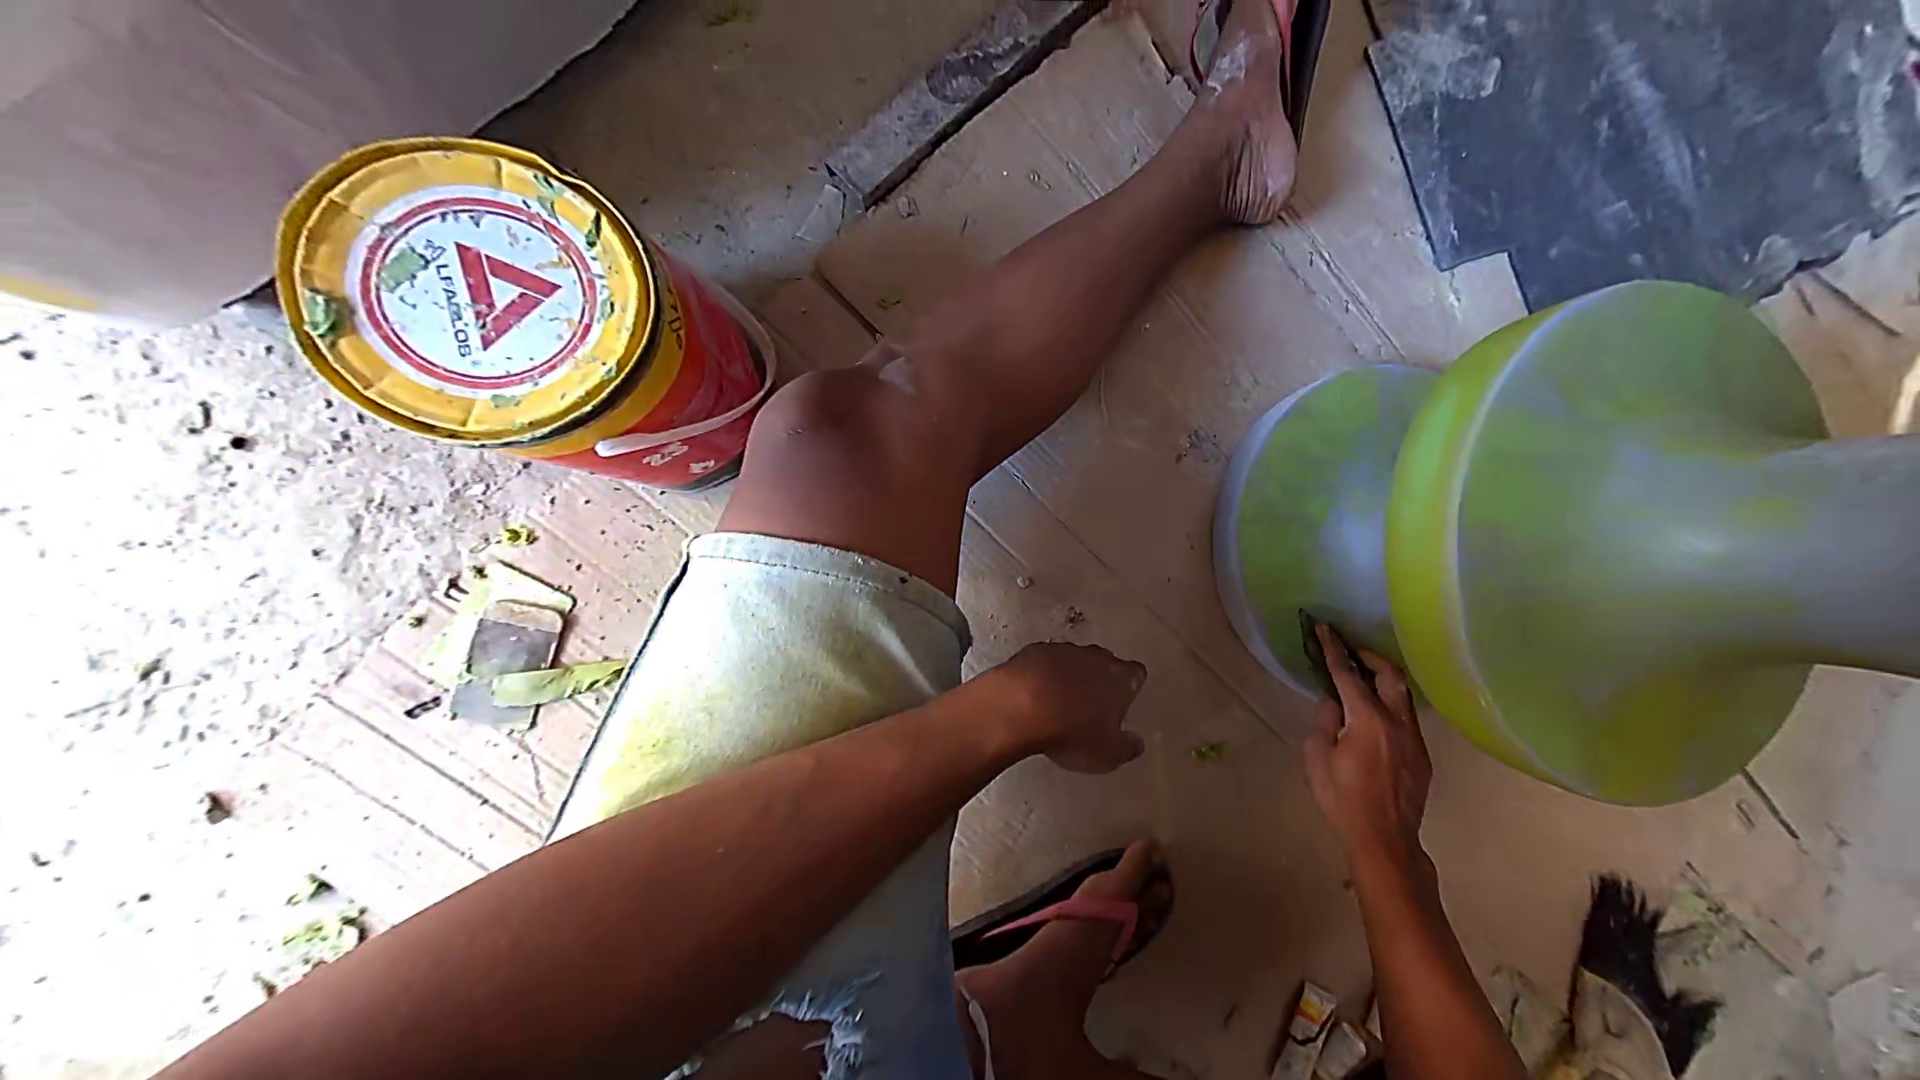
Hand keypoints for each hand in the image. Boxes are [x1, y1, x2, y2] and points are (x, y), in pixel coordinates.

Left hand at [991, 642, 1147, 772]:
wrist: (1021, 707)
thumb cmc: (1072, 731)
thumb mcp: (1107, 754)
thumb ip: (1126, 747)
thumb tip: (1135, 744)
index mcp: (1120, 678)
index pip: (1136, 675)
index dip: (1130, 689)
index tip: (1122, 703)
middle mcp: (1095, 657)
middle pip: (1103, 663)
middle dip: (1097, 681)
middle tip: (1088, 708)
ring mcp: (1062, 650)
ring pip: (1072, 660)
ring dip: (1067, 677)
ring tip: (1056, 705)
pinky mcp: (1033, 651)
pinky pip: (1043, 662)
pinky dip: (1041, 675)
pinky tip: (1032, 696)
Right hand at [1302, 625, 1431, 882]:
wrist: (1384, 839)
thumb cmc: (1341, 797)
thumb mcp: (1316, 756)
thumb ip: (1325, 721)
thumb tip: (1333, 703)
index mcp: (1368, 719)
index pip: (1348, 675)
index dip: (1334, 649)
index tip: (1325, 629)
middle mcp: (1397, 722)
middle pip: (1390, 676)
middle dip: (1369, 657)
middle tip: (1349, 650)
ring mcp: (1415, 740)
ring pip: (1402, 696)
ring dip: (1382, 680)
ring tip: (1361, 677)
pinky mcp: (1422, 756)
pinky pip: (1405, 718)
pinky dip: (1388, 704)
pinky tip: (1372, 715)